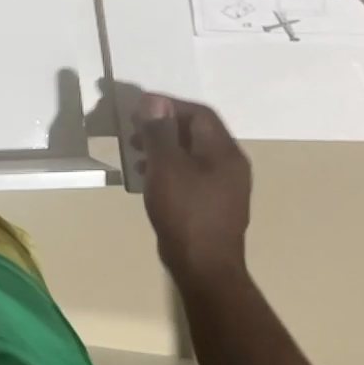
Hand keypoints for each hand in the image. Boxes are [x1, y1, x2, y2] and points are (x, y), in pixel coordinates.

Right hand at [137, 93, 251, 287]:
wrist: (203, 263)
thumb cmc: (184, 210)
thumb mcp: (166, 166)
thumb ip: (160, 132)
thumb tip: (154, 101)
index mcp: (224, 152)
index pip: (199, 113)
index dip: (168, 105)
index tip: (136, 107)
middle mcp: (230, 164)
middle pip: (196, 131)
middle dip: (163, 124)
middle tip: (133, 129)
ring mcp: (224, 184)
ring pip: (191, 151)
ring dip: (163, 145)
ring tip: (136, 152)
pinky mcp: (212, 201)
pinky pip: (190, 170)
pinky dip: (168, 164)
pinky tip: (147, 176)